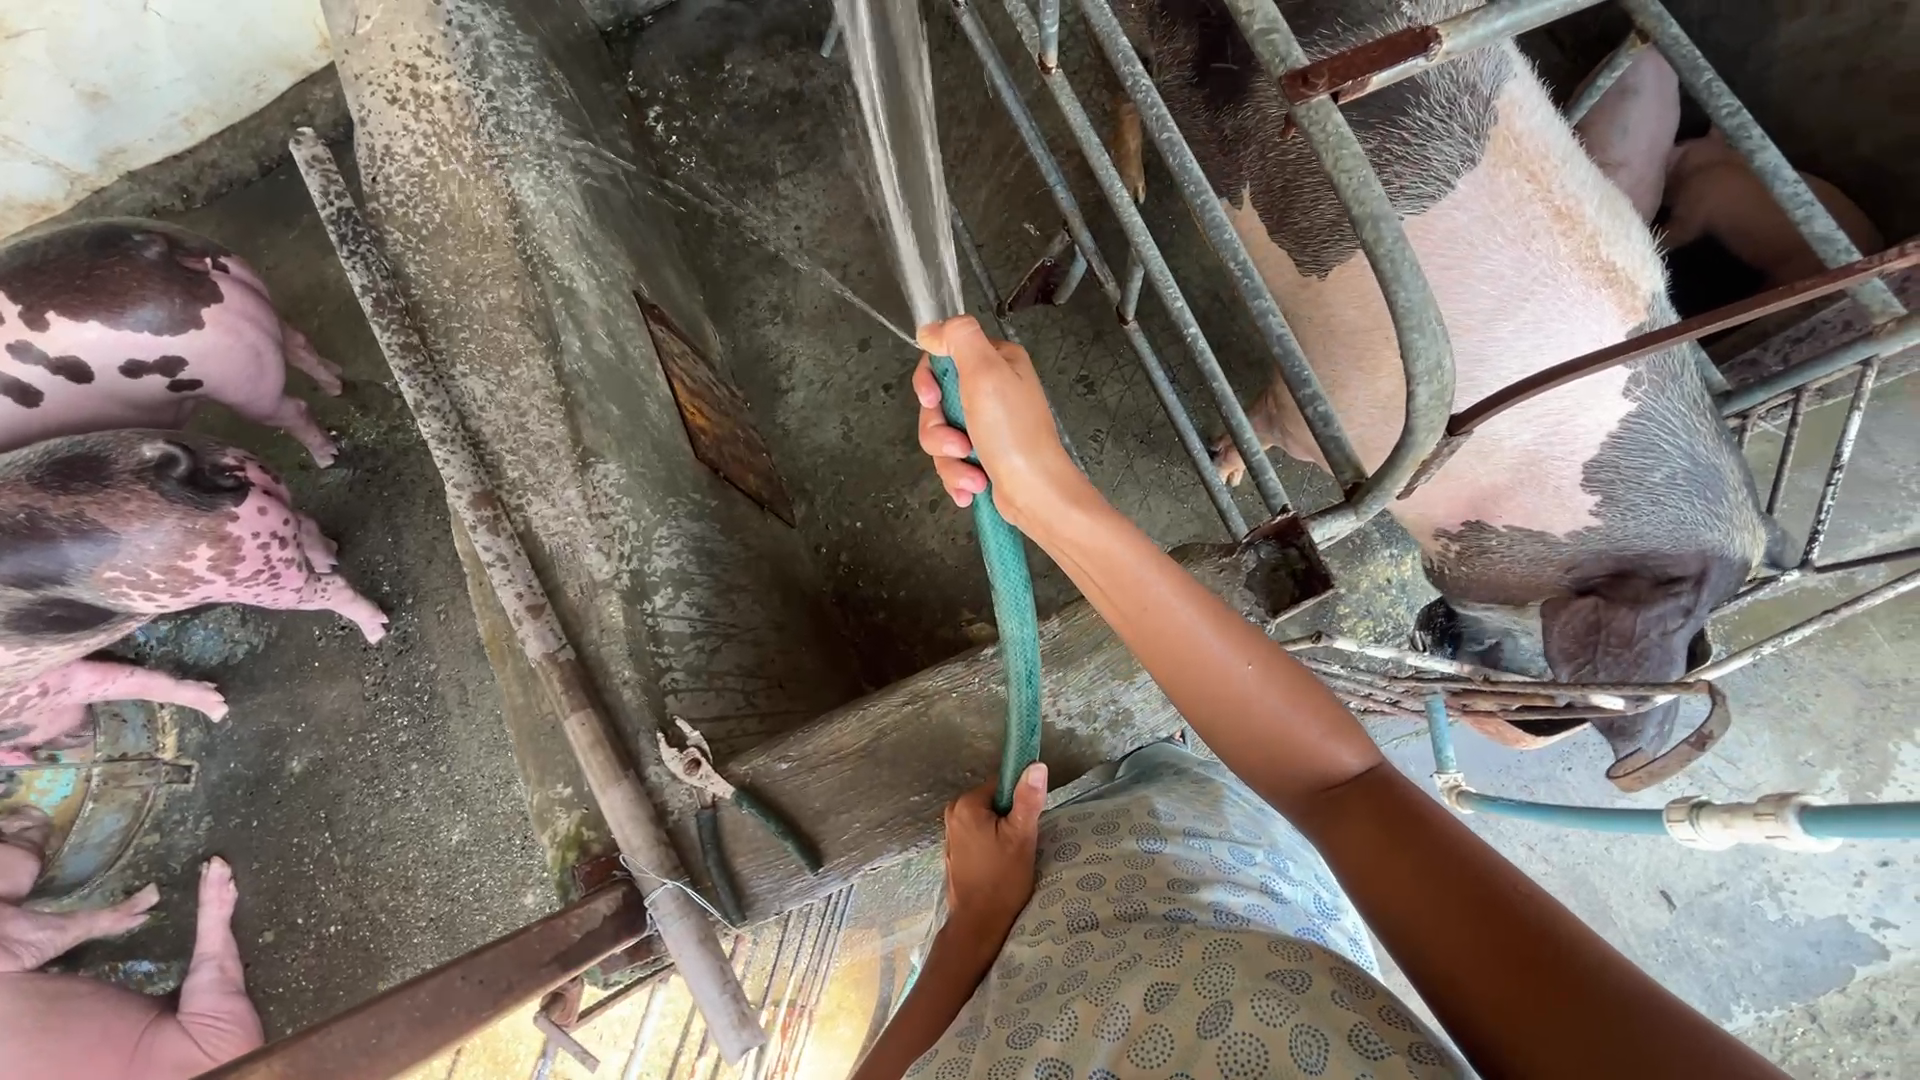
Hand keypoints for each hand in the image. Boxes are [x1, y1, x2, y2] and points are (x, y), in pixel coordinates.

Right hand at [914, 316, 1083, 532]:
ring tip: (972, 475)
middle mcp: (992, 391)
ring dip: (949, 460)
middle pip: (935, 403)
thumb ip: (958, 338)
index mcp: (997, 363)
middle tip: (959, 445)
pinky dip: (957, 478)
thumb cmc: (1014, 435)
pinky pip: (950, 462)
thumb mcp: (986, 373)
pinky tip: (971, 489)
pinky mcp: (982, 456)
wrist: (1035, 494)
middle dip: (939, 431)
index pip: (943, 357)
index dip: (929, 382)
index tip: (931, 400)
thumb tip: (931, 330)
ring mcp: (986, 426)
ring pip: (939, 436)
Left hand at [941, 761, 1047, 946]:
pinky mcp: (953, 851)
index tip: (1025, 825)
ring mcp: (950, 833)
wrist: (979, 924)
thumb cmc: (1002, 879)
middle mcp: (952, 813)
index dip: (1018, 802)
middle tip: (1019, 844)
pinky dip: (990, 845)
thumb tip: (1036, 765)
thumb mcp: (1021, 836)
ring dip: (1001, 833)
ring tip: (1009, 857)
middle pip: (994, 802)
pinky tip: (997, 866)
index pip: (1002, 785)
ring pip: (987, 820)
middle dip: (1010, 819)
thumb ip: (1028, 798)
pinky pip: (978, 835)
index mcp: (966, 804)